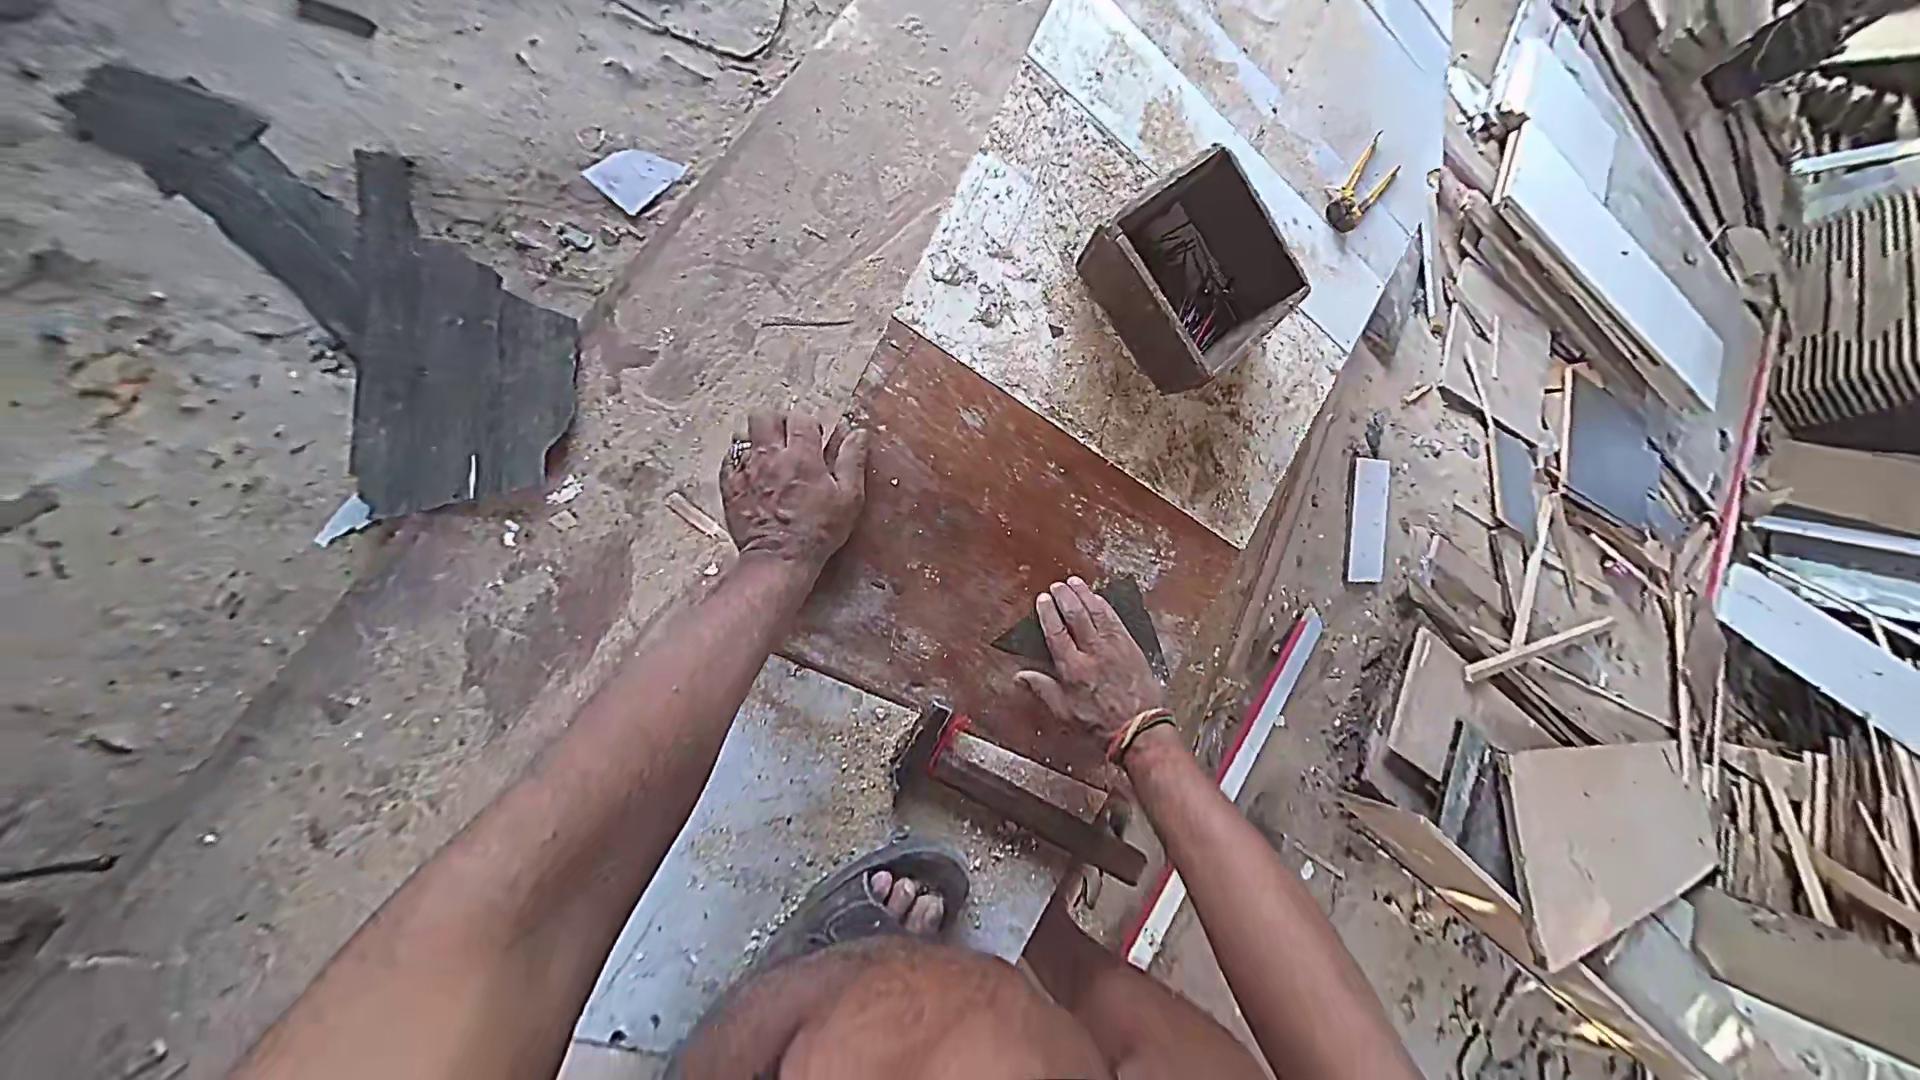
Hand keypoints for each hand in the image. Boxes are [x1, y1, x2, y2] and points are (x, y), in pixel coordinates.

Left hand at [719, 410, 868, 570]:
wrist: (779, 558)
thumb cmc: (818, 530)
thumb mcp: (849, 498)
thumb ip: (852, 461)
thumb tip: (858, 434)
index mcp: (802, 455)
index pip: (800, 418)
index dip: (808, 425)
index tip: (815, 439)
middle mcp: (770, 456)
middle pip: (765, 417)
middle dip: (777, 423)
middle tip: (788, 440)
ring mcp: (746, 470)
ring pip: (743, 433)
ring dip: (756, 438)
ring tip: (769, 455)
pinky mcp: (730, 485)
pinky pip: (729, 458)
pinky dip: (740, 460)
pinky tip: (753, 473)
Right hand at [1014, 577, 1165, 745]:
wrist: (1139, 729)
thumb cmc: (1101, 724)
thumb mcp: (1065, 712)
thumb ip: (1042, 688)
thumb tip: (1020, 676)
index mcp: (1073, 669)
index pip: (1056, 632)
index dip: (1048, 613)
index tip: (1043, 600)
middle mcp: (1093, 653)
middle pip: (1076, 616)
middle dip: (1064, 597)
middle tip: (1056, 586)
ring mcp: (1114, 647)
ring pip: (1096, 612)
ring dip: (1084, 595)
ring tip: (1074, 582)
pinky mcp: (1130, 646)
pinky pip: (1115, 619)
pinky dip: (1104, 605)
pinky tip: (1097, 597)